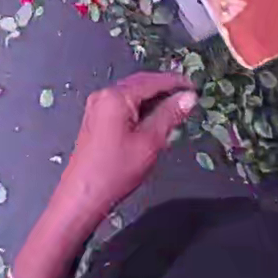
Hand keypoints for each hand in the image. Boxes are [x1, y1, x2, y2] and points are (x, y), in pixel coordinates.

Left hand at [52, 71, 196, 227]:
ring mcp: (97, 106)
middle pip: (139, 84)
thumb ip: (169, 116)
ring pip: (131, 95)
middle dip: (164, 88)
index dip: (175, 82)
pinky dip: (140, 108)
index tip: (195, 87)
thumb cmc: (116, 170)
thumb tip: (189, 97)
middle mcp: (104, 94)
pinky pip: (122, 105)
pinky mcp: (95, 119)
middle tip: (187, 97)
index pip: (151, 81)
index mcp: (115, 96)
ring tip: (175, 108)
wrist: (82, 196)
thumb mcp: (149, 142)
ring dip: (153, 99)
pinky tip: (154, 120)